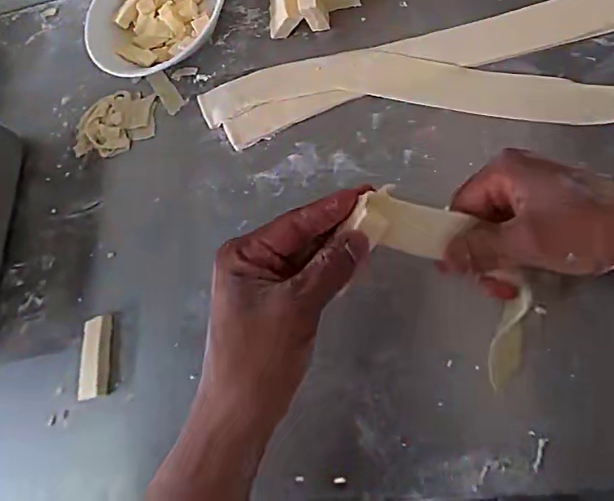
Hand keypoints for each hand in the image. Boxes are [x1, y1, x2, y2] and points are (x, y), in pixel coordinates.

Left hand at [152, 188, 372, 500]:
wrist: (238, 420)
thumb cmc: (259, 360)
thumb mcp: (297, 308)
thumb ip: (330, 268)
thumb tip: (361, 236)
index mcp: (244, 253)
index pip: (296, 222)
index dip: (332, 207)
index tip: (364, 192)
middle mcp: (253, 261)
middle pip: (304, 235)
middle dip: (339, 224)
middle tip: (375, 208)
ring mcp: (266, 282)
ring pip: (310, 254)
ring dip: (339, 246)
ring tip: (373, 229)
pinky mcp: (280, 302)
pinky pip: (311, 274)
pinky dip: (333, 268)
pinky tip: (356, 260)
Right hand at [439, 149, 613, 292]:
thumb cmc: (579, 230)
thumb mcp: (525, 243)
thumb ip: (481, 249)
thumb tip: (444, 256)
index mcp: (503, 169)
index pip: (462, 204)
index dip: (459, 240)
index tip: (465, 274)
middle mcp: (516, 169)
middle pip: (482, 214)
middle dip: (486, 253)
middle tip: (498, 286)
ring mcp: (537, 183)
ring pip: (504, 223)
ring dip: (505, 256)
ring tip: (517, 284)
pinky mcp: (555, 198)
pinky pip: (524, 222)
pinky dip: (523, 247)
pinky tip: (534, 270)